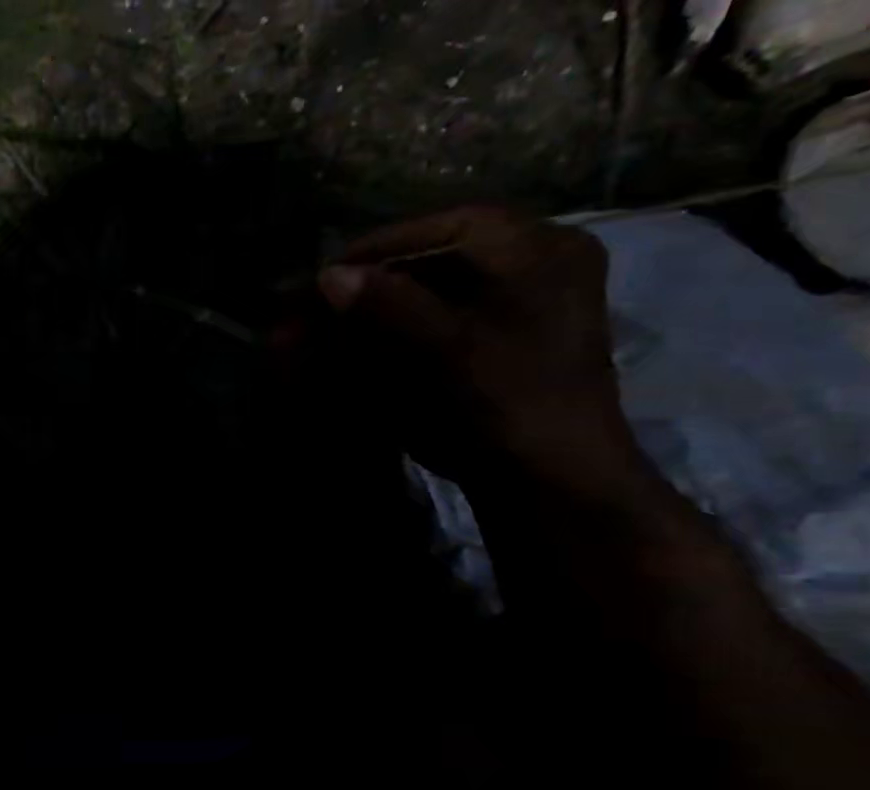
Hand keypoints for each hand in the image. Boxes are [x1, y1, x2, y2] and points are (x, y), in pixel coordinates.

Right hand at [317, 207, 631, 488]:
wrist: (553, 481)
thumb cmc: (510, 401)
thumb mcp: (447, 347)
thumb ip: (388, 304)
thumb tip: (329, 275)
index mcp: (536, 250)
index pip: (444, 228)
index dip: (379, 249)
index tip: (327, 272)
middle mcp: (531, 270)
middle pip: (431, 266)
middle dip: (366, 292)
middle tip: (315, 311)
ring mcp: (514, 314)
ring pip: (427, 302)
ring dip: (370, 319)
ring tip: (320, 337)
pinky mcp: (495, 353)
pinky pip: (433, 333)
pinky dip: (389, 343)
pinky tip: (352, 355)